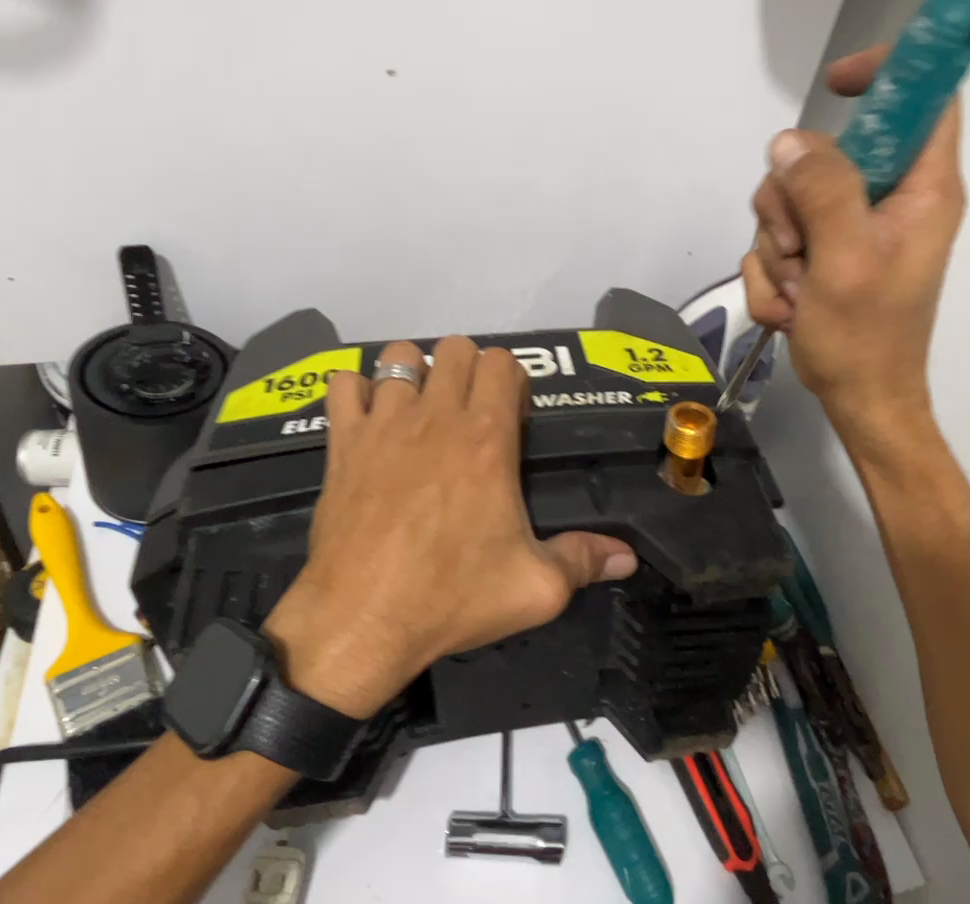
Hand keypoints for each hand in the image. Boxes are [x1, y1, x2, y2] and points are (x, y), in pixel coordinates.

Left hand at [260, 338, 637, 717]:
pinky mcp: (342, 443)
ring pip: (399, 356)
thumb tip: (627, 558)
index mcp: (488, 439)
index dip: (512, 382)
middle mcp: (436, 417)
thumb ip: (584, 561)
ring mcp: (383, 425)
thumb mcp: (537, 589)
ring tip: (421, 412)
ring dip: (415, 373)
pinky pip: (343, 385)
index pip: (502, 363)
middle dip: (469, 370)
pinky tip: (369, 422)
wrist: (362, 620)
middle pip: (455, 348)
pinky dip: (357, 391)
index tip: (513, 418)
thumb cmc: (452, 597)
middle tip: (472, 415)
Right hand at [742, 44, 965, 420]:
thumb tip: (788, 144)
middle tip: (802, 250)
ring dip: (778, 248)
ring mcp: (849, 226)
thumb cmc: (867, 338)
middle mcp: (888, 198)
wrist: (858, 400)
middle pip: (825, 153)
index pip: (924, 98)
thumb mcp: (846, 261)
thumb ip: (822, 193)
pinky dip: (774, 274)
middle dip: (792, 203)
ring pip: (788, 198)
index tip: (836, 85)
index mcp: (922, 189)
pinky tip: (792, 307)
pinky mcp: (821, 252)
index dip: (889, 72)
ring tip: (801, 291)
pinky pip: (776, 238)